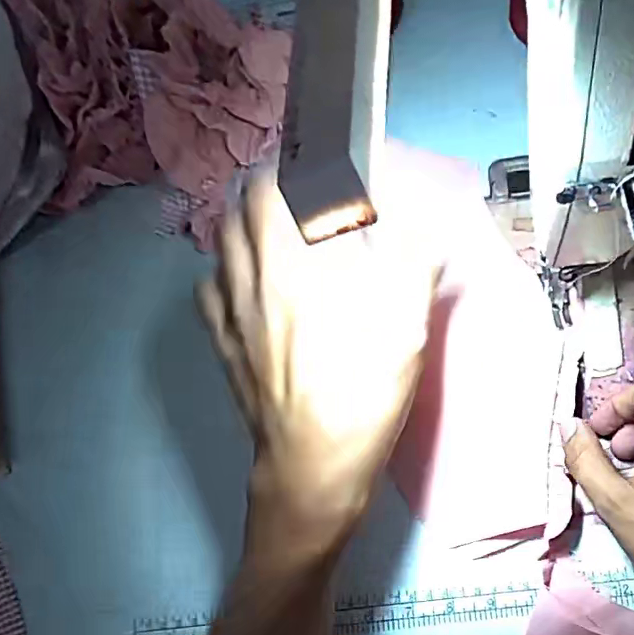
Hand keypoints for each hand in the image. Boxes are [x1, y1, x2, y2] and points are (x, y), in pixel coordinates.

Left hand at [198, 176, 440, 565]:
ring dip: (247, 225)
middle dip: (273, 190)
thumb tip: (422, 231)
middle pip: (242, 206)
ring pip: (222, 243)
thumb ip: (413, 269)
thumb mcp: (405, 333)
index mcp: (294, 266)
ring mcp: (226, 312)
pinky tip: (254, 290)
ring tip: (280, 236)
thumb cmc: (362, 398)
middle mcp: (248, 277)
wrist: (313, 466)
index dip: (304, 168)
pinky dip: (230, 272)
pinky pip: (210, 287)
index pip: (281, 186)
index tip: (330, 172)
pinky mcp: (221, 344)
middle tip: (308, 201)